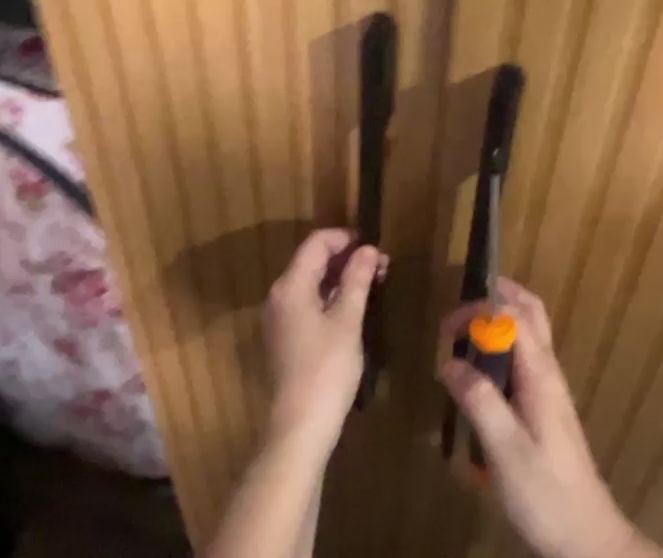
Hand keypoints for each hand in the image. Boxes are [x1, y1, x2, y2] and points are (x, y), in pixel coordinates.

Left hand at [264, 228, 385, 449]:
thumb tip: (368, 249)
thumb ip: (357, 279)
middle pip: (312, 260)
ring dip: (341, 276)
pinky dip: (331, 295)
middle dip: (347, 257)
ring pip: (312, 281)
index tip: (375, 247)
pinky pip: (308, 300)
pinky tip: (354, 305)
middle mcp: (279, 294)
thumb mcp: (348, 320)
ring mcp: (280, 316)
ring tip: (374, 283)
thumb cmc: (327, 368)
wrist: (300, 424)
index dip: (346, 238)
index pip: (317, 243)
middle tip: (382, 266)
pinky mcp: (285, 335)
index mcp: (291, 285)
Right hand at [439, 280, 659, 557]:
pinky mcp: (544, 408)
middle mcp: (548, 373)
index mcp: (541, 375)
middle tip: (459, 310)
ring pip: (528, 336)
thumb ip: (480, 401)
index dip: (480, 311)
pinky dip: (500, 350)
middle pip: (530, 314)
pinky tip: (478, 374)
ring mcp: (549, 390)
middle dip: (496, 300)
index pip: (514, 316)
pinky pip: (523, 361)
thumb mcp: (505, 449)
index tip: (446, 328)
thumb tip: (450, 362)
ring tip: (462, 336)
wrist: (585, 536)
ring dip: (498, 322)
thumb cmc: (544, 492)